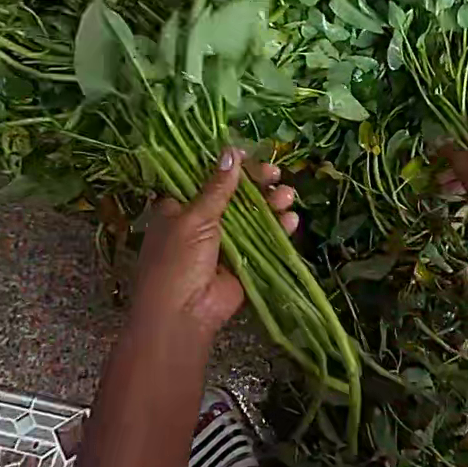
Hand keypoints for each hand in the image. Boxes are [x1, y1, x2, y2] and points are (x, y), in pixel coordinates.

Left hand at [127, 148, 299, 343]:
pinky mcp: (245, 260)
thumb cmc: (176, 261)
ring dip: (271, 204)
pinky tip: (290, 220)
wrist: (183, 314)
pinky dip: (279, 228)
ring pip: (254, 216)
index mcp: (180, 208)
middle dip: (256, 184)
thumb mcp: (193, 219)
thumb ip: (217, 188)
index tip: (248, 155)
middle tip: (275, 174)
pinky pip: (265, 239)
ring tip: (287, 196)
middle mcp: (203, 222)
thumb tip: (231, 152)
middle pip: (235, 195)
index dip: (229, 167)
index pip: (207, 178)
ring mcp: (226, 242)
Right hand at [440, 124, 467, 217]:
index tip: (440, 141)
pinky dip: (466, 181)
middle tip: (436, 166)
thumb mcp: (459, 162)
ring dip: (455, 173)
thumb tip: (438, 143)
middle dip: (451, 159)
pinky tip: (451, 191)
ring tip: (439, 184)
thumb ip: (447, 151)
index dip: (453, 132)